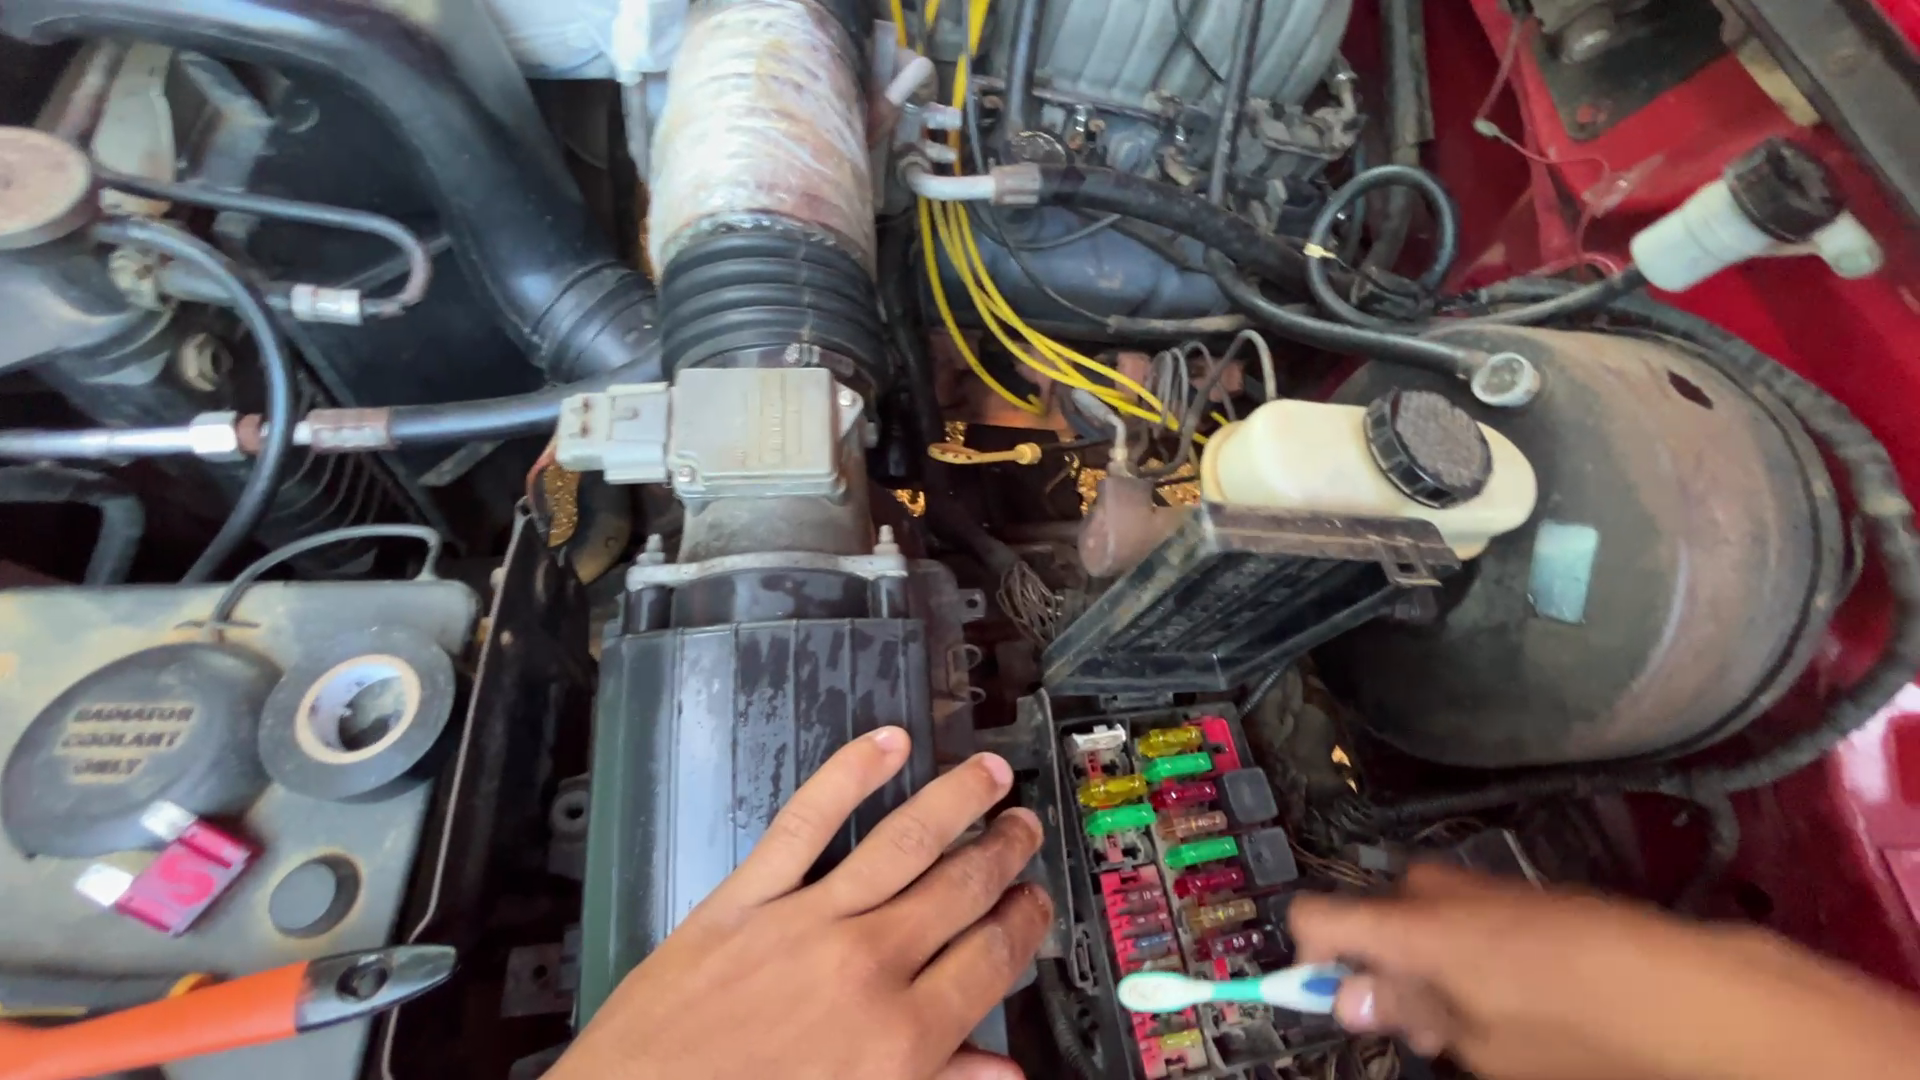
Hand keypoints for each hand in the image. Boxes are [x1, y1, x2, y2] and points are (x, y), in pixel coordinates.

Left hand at [550, 726, 1051, 1079]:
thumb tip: (1008, 1073)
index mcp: (896, 1040)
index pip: (990, 960)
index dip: (1025, 923)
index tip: (1037, 899)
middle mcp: (866, 965)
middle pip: (958, 889)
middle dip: (1003, 852)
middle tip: (1024, 825)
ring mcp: (807, 919)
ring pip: (903, 842)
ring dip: (956, 800)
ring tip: (991, 774)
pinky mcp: (748, 892)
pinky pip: (807, 820)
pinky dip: (850, 773)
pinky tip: (889, 742)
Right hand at [1290, 863, 1919, 1079]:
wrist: (1689, 988)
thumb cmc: (1573, 1026)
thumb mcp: (1480, 1043)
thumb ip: (1404, 1009)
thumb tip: (1347, 994)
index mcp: (1404, 926)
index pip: (1313, 915)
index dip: (1309, 958)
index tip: (1333, 996)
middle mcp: (1426, 890)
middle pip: (1369, 919)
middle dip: (1382, 968)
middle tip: (1423, 1025)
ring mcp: (1472, 883)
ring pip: (1416, 916)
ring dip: (1425, 961)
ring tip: (1476, 1016)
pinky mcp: (1512, 887)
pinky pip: (1459, 910)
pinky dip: (1463, 948)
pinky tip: (1518, 993)